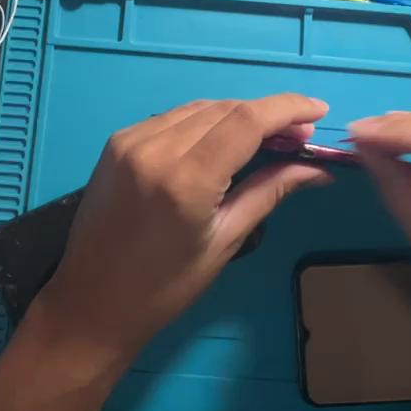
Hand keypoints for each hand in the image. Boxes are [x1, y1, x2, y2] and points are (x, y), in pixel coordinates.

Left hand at [32, 94, 332, 365]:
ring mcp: (132, 139)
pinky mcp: (118, 140)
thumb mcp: (225, 240)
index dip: (287, 108)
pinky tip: (222, 141)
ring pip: (199, 108)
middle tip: (300, 135)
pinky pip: (172, 118)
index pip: (247, 121)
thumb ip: (270, 191)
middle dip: (267, 114)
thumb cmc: (164, 287)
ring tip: (268, 137)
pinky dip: (204, 122)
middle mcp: (156, 147)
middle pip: (225, 109)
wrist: (90, 302)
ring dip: (236, 115)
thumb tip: (319, 169)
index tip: (319, 110)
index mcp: (185, 178)